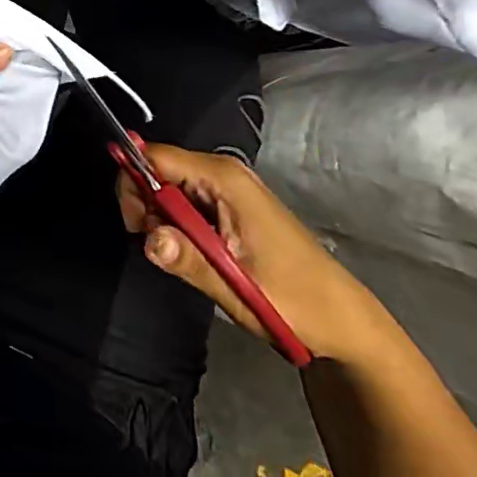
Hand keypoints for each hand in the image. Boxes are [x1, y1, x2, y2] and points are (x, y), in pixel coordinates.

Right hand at [118, 144, 393, 360]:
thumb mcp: (236, 286)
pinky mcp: (229, 202)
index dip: (133, 182)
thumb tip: (148, 238)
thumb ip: (187, 259)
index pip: (153, 155)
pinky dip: (179, 224)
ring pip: (167, 186)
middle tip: (164, 247)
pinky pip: (185, 199)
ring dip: (163, 220)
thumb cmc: (296, 301)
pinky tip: (197, 251)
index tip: (135, 225)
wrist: (344, 321)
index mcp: (224, 179)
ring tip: (188, 255)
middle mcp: (223, 172)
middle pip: (157, 169)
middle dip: (147, 206)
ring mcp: (227, 186)